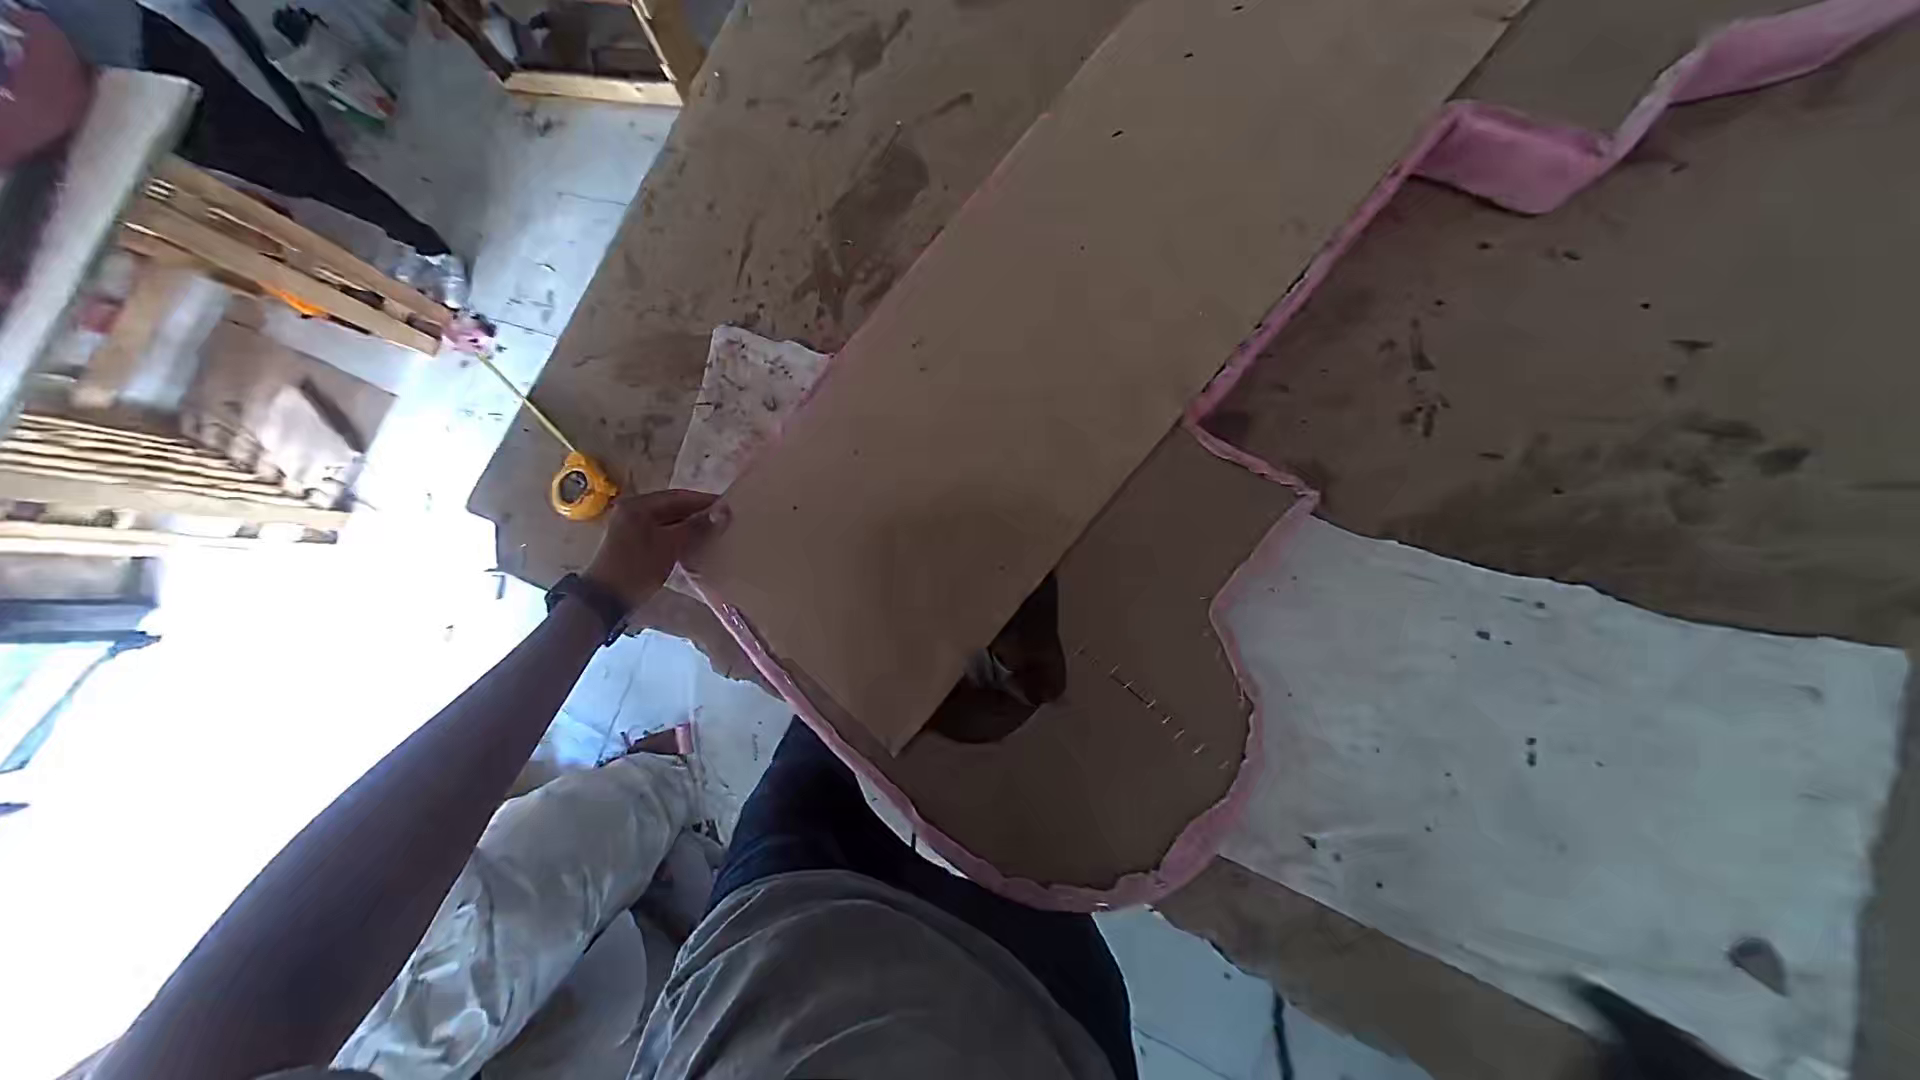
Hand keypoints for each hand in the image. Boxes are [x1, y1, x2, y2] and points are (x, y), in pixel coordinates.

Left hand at [583, 489, 725, 609]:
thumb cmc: (637, 568)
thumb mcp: (670, 546)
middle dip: (699, 512)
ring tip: (716, 529)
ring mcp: (632, 526)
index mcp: (638, 505)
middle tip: (726, 518)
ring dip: (691, 524)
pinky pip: (663, 531)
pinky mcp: (634, 541)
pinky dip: (680, 534)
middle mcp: (633, 510)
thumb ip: (696, 527)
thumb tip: (723, 512)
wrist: (606, 600)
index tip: (729, 505)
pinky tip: (697, 541)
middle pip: (673, 506)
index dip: (704, 500)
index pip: (679, 496)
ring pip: (669, 519)